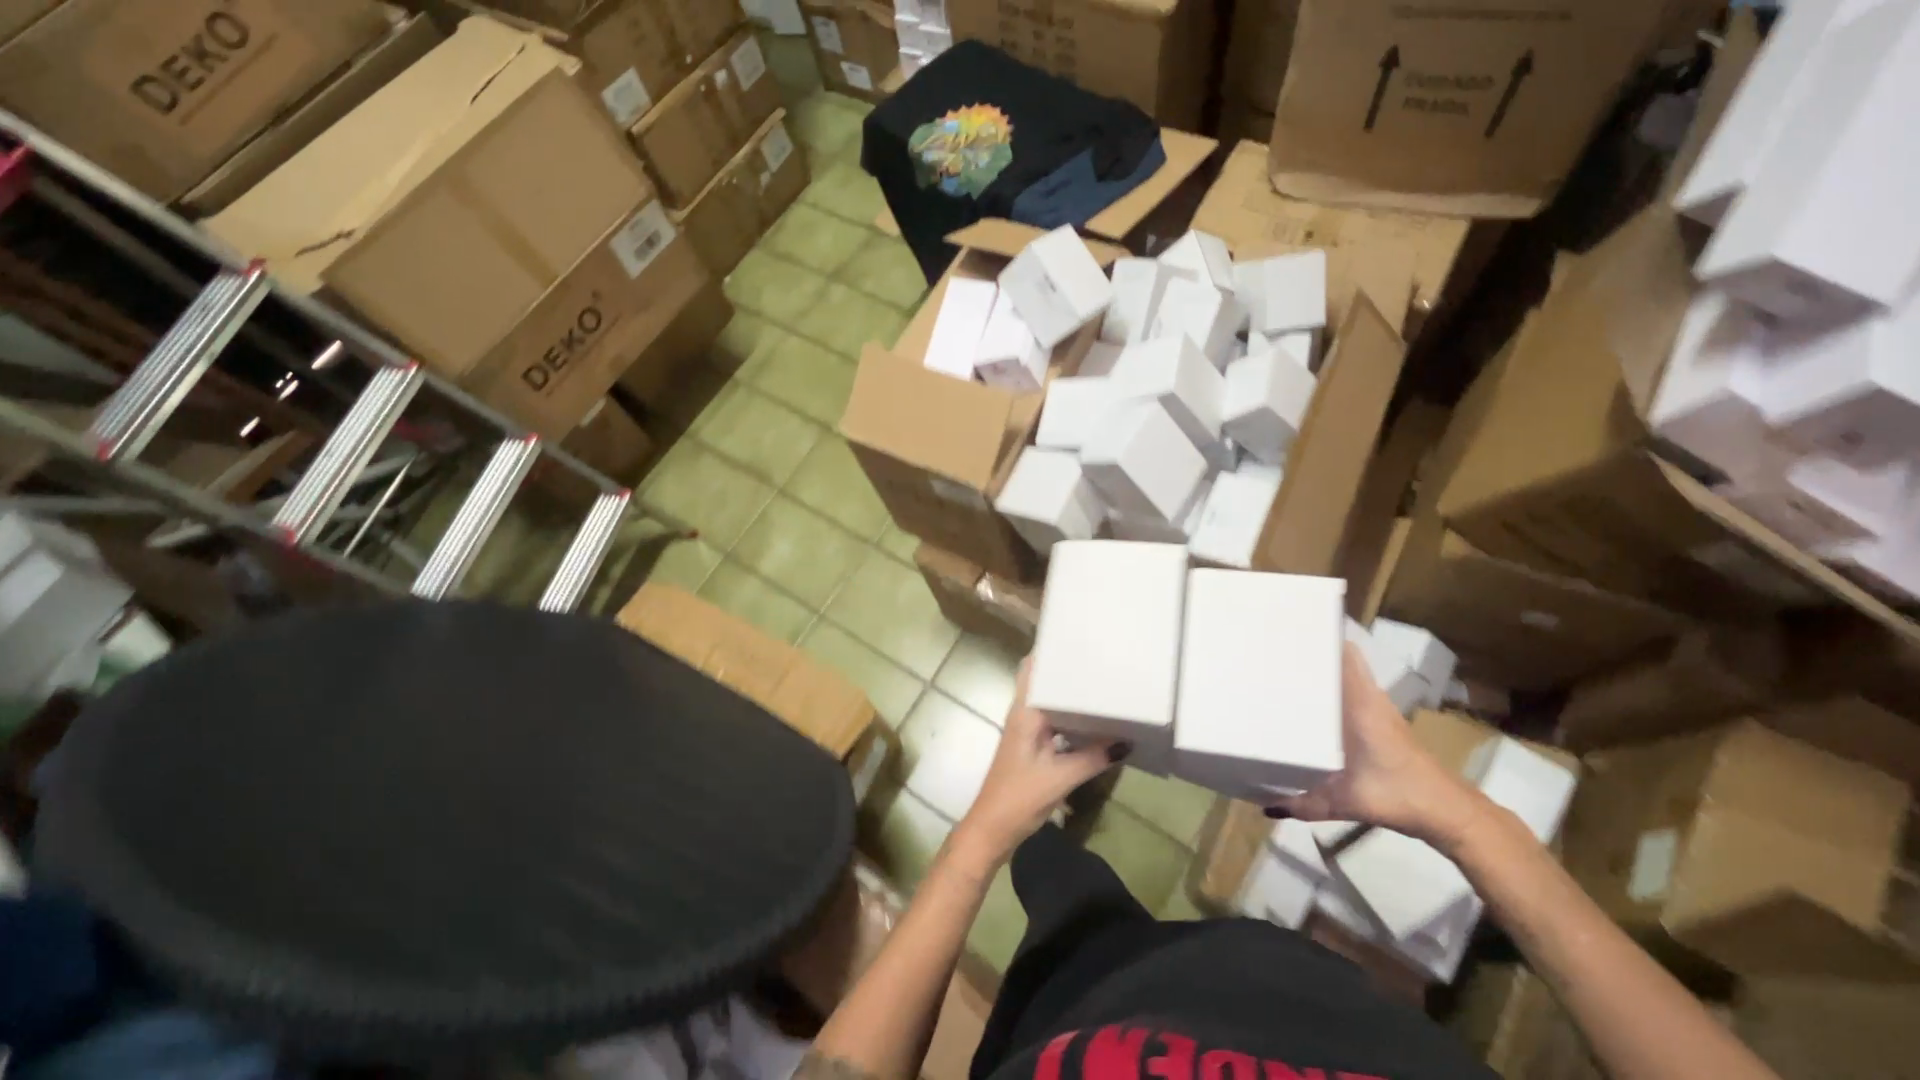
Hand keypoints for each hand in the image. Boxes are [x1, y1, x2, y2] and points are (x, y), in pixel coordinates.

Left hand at [955, 659, 1119, 863]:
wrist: (992, 829)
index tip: (1078, 636)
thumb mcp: (1061, 777)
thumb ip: (1094, 757)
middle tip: (1102, 658)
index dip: (1051, 650)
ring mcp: (1028, 732)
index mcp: (1025, 712)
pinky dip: (1072, 719)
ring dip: (1071, 696)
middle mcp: (1024, 715)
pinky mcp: (1034, 748)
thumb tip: (1127, 740)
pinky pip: (1055, 723)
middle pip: (1045, 682)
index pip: (1033, 667)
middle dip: (1069, 671)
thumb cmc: (1019, 796)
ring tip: (1104, 684)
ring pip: (1051, 703)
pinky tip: (1095, 723)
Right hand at [1273, 644, 1487, 850]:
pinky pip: (1355, 694)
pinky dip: (1336, 693)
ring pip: (1349, 677)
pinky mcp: (1384, 723)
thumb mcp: (1345, 802)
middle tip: (1276, 655)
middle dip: (1313, 655)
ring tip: (1288, 675)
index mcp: (1361, 704)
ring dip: (1325, 674)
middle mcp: (1371, 698)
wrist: (1447, 811)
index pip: (1343, 654)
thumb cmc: (1398, 794)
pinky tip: (1314, 709)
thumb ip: (1303, 803)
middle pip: (1342, 661)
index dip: (1317, 639)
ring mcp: (1380, 709)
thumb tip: (1266, 805)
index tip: (1286, 635)